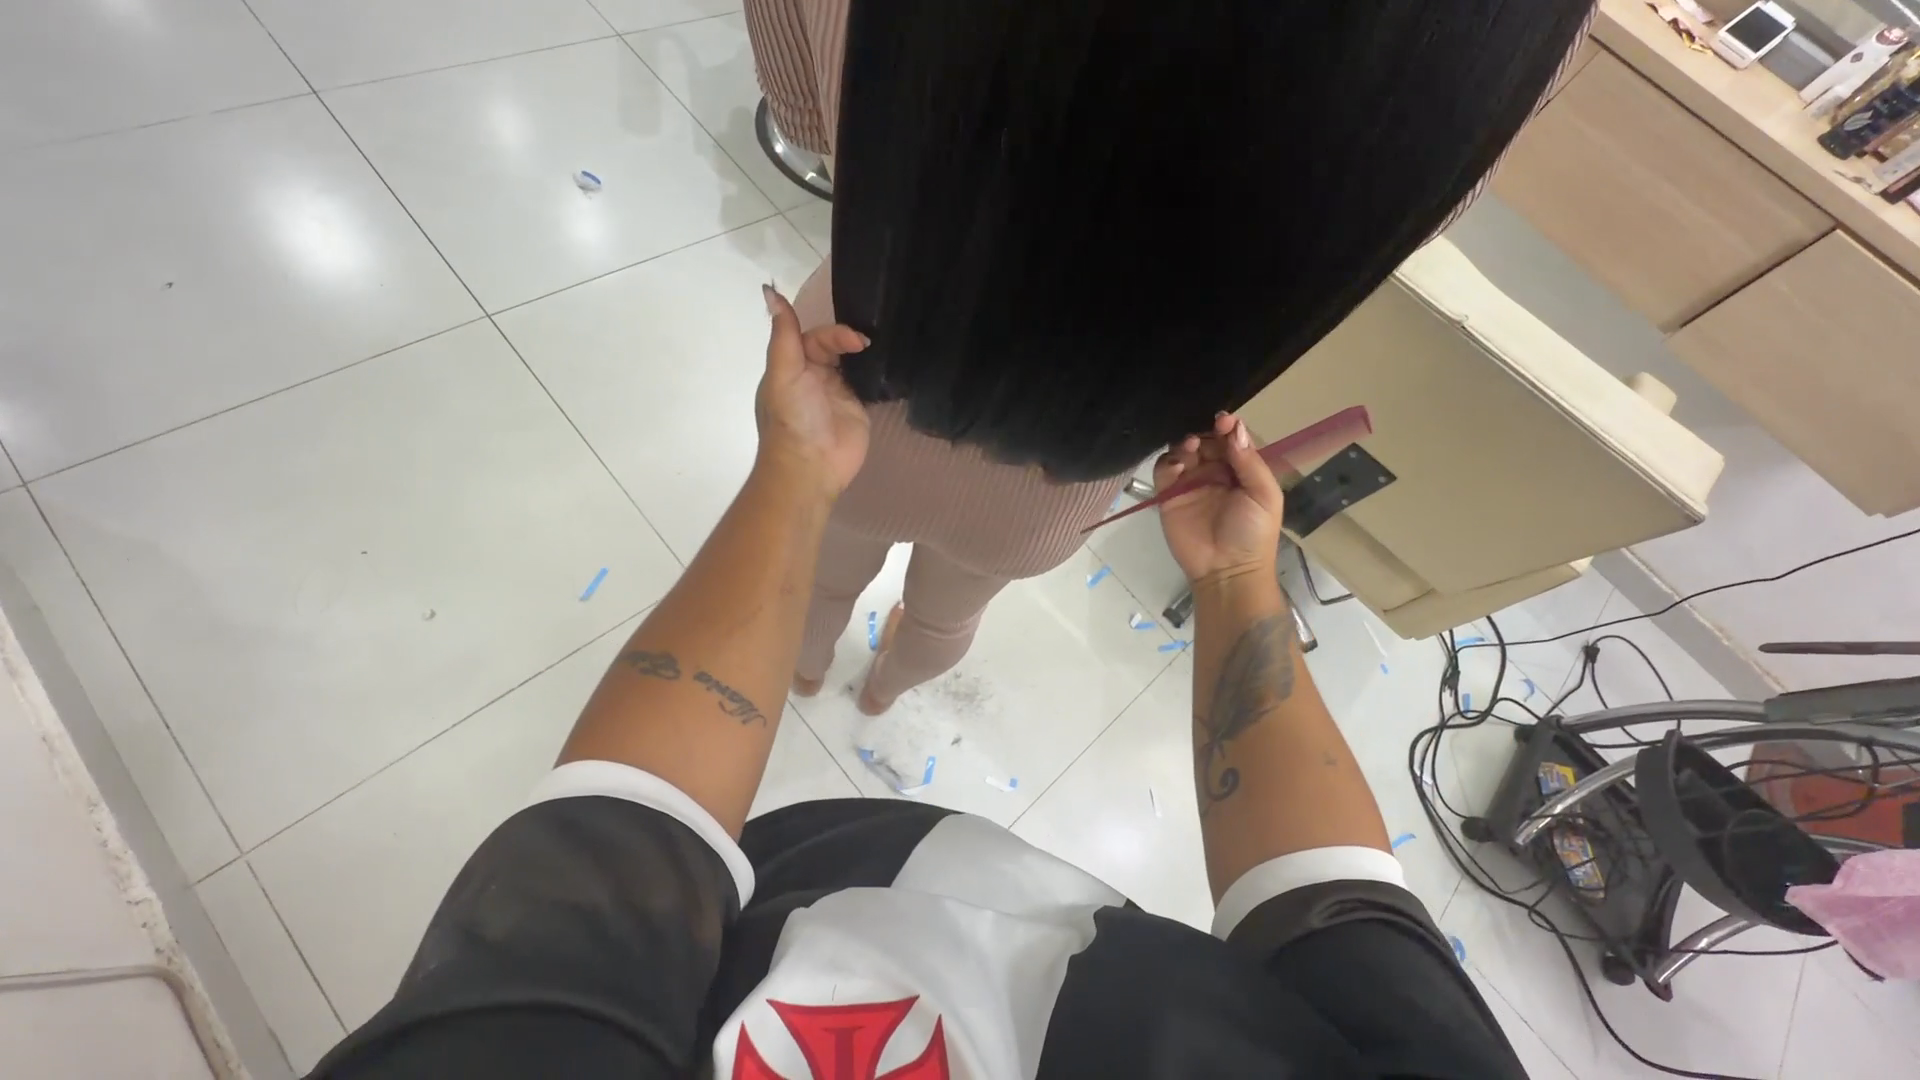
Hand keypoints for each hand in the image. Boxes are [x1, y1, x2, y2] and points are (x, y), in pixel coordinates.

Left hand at [754, 285, 870, 496]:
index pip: (813, 336)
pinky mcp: (858, 408)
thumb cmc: (792, 419)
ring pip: (851, 361)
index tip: (854, 339)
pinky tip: (888, 363)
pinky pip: (867, 382)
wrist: (812, 467)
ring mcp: (838, 392)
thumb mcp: (783, 373)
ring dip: (863, 352)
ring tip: (880, 349)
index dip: (833, 333)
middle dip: (849, 339)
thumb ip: (783, 334)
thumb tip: (770, 290)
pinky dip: (876, 371)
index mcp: (791, 367)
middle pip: (833, 345)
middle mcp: (814, 377)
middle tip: (866, 344)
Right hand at [1155, 412, 1284, 585]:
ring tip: (1190, 447)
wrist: (1228, 571)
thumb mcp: (1265, 495)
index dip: (1227, 426)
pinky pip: (1164, 470)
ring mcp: (1190, 482)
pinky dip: (1167, 461)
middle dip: (1204, 432)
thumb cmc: (1253, 533)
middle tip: (1204, 435)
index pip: (1230, 439)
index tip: (1223, 420)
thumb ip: (1250, 461)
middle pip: (1204, 440)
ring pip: (1182, 450)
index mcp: (1240, 469)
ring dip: (1184, 443)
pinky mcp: (1169, 496)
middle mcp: (1214, 471)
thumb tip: (1235, 428)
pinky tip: (1177, 465)